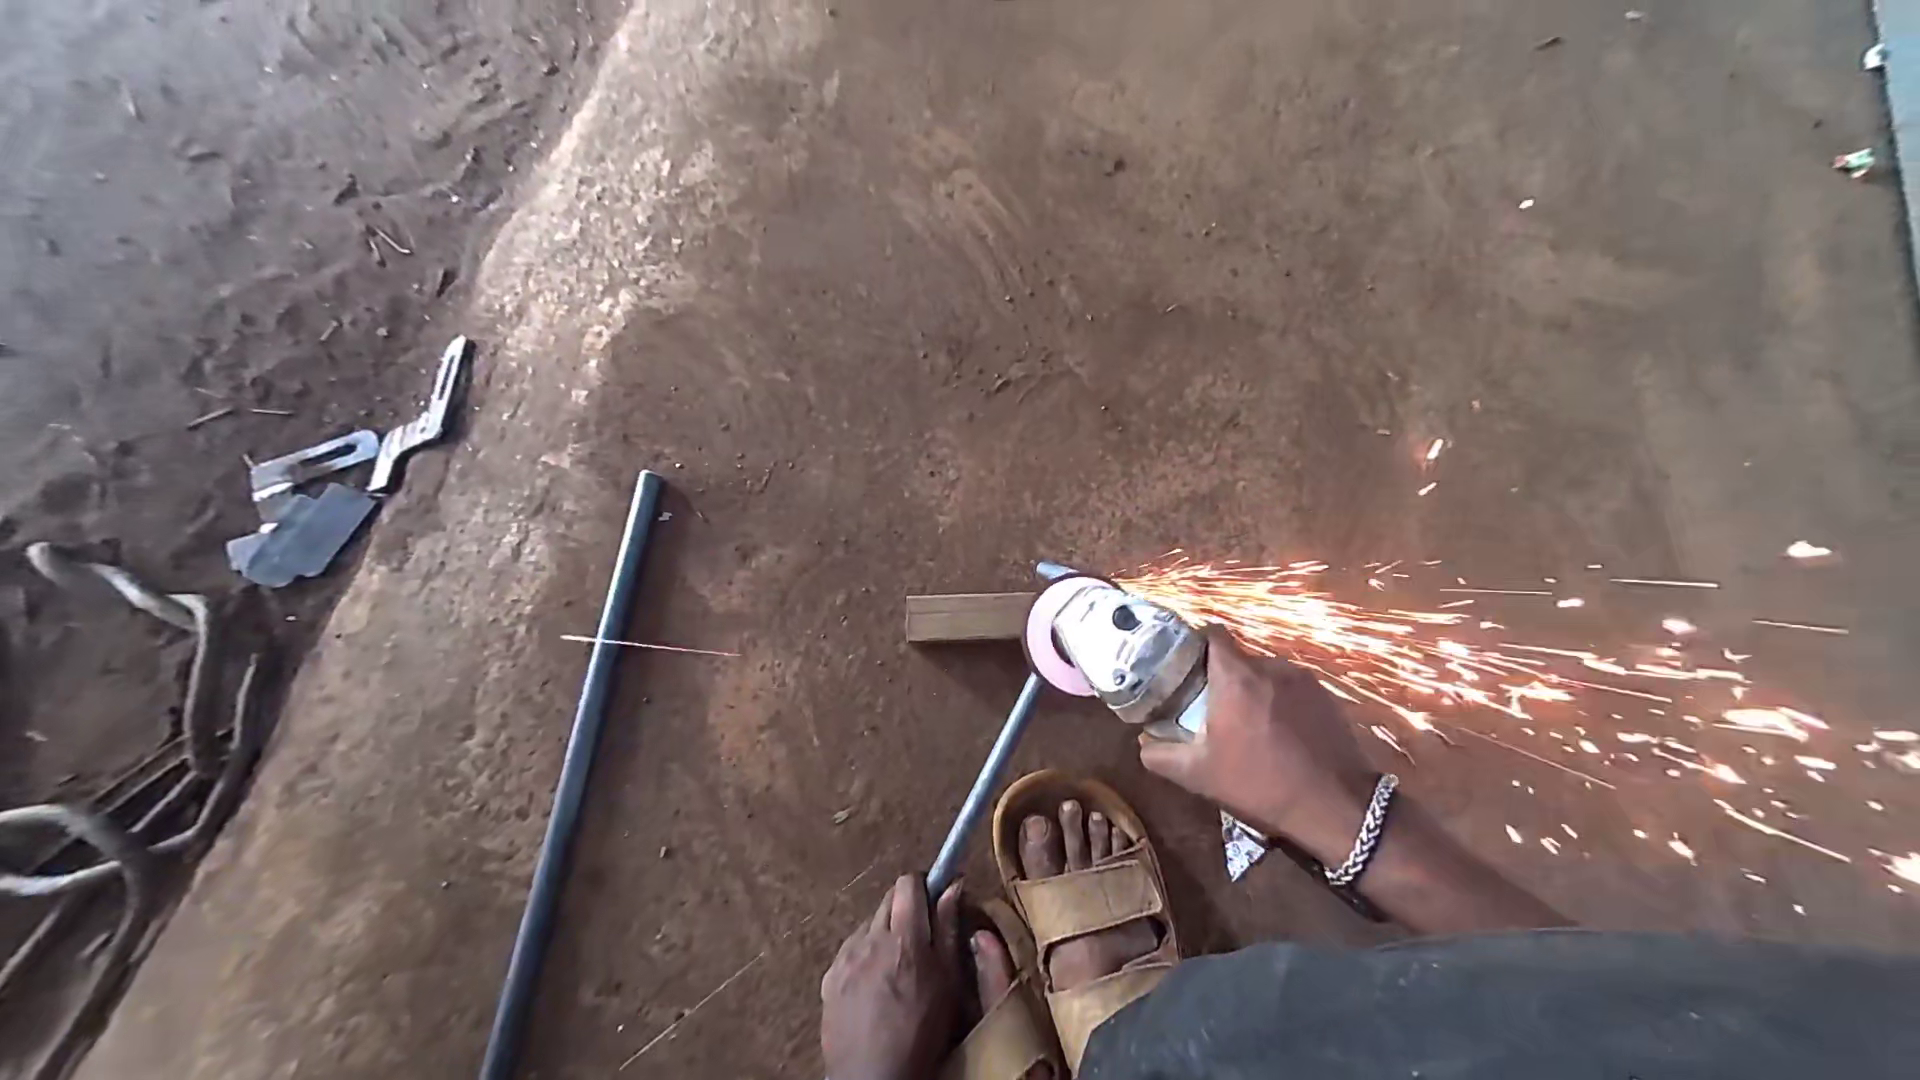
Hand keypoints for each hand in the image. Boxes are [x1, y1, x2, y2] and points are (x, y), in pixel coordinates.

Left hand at [821, 874, 962, 1079]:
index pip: (907, 883)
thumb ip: (948, 928)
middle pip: (887, 899)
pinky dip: (863, 956)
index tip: (932, 899)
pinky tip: (873, 985)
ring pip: (868, 924)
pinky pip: (850, 949)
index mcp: (905, 937)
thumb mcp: (948, 981)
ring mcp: (846, 957)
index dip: (922, 885)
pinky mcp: (829, 976)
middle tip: (917, 937)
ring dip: (883, 933)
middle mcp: (871, 938)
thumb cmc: (922, 1033)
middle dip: (904, 908)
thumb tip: (953, 885)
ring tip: (894, 967)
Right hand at [1139, 629, 1378, 863]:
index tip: (1185, 665)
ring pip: (1265, 673)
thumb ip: (1159, 754)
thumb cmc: (1260, 784)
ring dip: (1253, 690)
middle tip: (1212, 706)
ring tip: (1248, 723)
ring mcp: (1303, 680)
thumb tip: (1143, 741)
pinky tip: (1280, 733)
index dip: (1195, 643)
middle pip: (1236, 657)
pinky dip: (1279, 702)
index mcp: (1236, 677)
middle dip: (1222, 676)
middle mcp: (1270, 667)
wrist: (1338, 808)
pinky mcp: (1327, 696)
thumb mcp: (1198, 775)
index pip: (1212, 633)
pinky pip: (1291, 687)